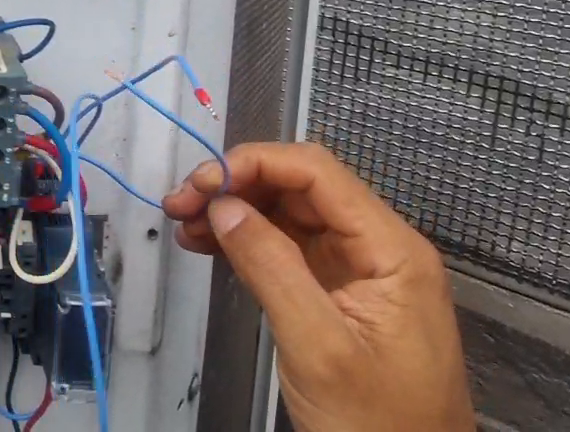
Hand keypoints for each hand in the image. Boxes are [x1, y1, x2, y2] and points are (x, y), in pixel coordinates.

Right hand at [164, 142, 473, 431]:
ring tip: (182, 222)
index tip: (202, 185)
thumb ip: (271, 267)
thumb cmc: (377, 426)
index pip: (315, 172)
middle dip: (234, 185)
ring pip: (282, 211)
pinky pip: (280, 244)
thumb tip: (222, 205)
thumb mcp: (320, 349)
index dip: (253, 164)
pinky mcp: (331, 290)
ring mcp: (352, 268)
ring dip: (230, 209)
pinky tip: (203, 243)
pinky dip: (240, 238)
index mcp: (390, 250)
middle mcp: (373, 246)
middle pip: (295, 186)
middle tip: (180, 203)